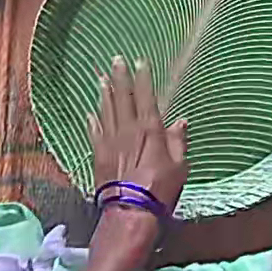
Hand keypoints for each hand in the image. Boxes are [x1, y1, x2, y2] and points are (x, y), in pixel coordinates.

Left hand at [88, 57, 188, 246]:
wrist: (130, 211)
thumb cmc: (160, 188)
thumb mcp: (179, 165)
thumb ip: (178, 141)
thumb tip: (181, 121)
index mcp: (149, 128)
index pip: (145, 96)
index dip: (142, 77)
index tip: (139, 61)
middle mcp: (127, 129)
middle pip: (122, 97)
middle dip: (120, 77)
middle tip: (116, 60)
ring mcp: (110, 141)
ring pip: (106, 110)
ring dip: (104, 93)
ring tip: (101, 78)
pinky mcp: (98, 154)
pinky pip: (94, 131)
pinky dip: (93, 120)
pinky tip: (90, 112)